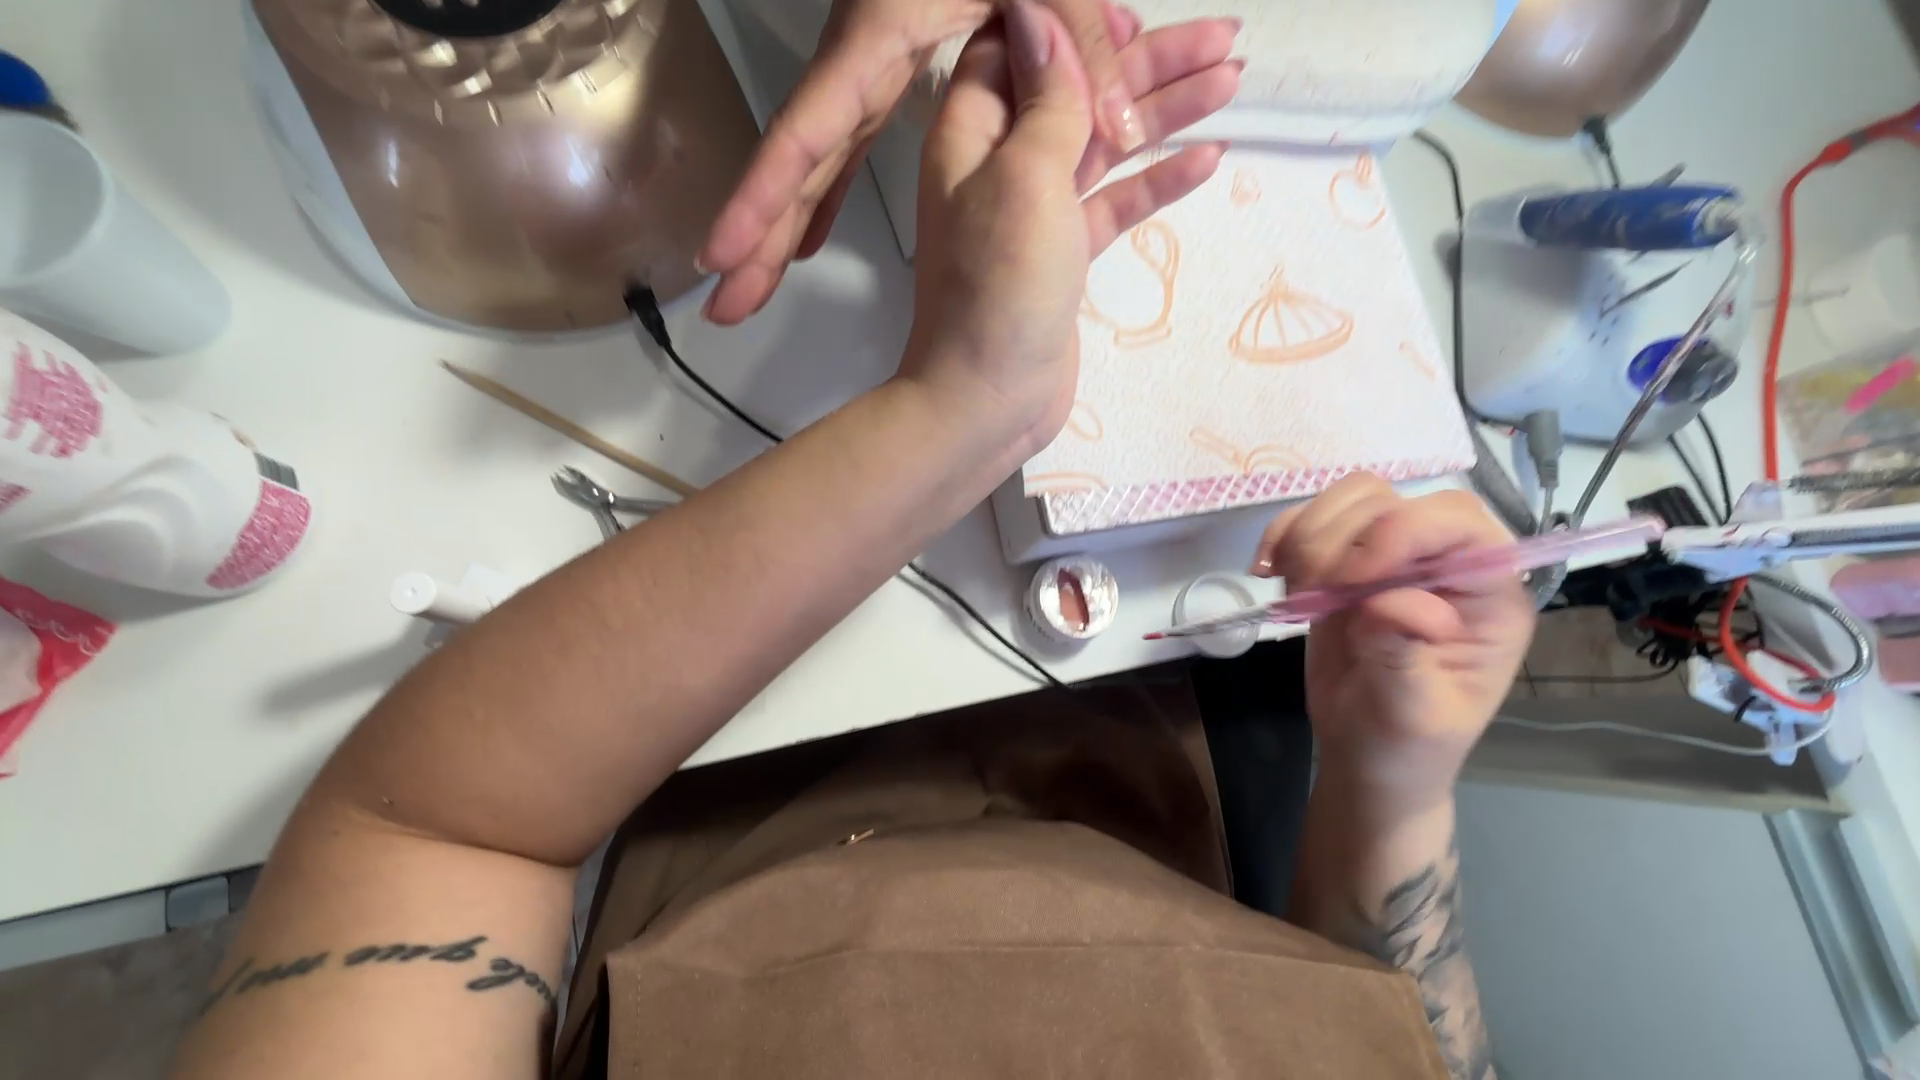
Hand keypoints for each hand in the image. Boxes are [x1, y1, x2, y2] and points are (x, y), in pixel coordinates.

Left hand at [698, 0, 1235, 325]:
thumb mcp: (1024, 176)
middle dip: (1145, 62)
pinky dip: (1155, 183)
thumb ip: (1045, 99)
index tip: (1130, 12)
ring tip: (1231, 78)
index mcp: (974, 133)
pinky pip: (1113, 205)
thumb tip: (1039, 12)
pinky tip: (1207, 159)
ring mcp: (1034, 212)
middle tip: (1221, 38)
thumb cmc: (998, 286)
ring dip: (1162, 113)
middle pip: (1076, 92)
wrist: (989, 398)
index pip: (1018, 49)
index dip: (1072, 24)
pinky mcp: (1063, 256)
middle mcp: (1001, 164)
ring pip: (1103, 146)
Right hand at [1253, 476, 1536, 812]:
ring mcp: (1390, 559)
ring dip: (1309, 537)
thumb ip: (1405, 656)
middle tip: (1314, 597)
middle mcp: (1443, 564)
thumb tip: (1391, 602)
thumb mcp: (1413, 715)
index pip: (1458, 523)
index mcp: (1486, 597)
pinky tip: (1270, 572)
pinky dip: (1282, 536)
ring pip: (1351, 500)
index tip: (1351, 579)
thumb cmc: (1405, 745)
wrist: (1364, 755)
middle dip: (1342, 539)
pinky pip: (1310, 520)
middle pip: (1393, 501)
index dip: (1402, 531)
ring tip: (1296, 592)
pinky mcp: (1342, 563)